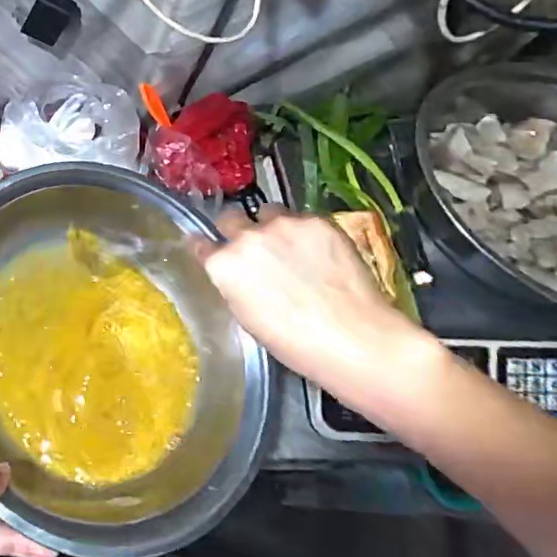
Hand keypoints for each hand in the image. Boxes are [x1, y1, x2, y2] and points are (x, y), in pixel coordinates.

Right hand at [191, 207, 443, 408]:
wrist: (356, 341)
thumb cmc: (297, 344)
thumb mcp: (248, 319)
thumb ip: (234, 285)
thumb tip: (235, 273)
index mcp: (224, 265)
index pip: (200, 243)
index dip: (207, 247)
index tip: (212, 249)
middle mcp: (247, 237)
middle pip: (230, 217)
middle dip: (237, 229)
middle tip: (255, 248)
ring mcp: (283, 225)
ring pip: (268, 213)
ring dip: (272, 226)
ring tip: (293, 249)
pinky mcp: (317, 221)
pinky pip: (302, 219)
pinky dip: (306, 233)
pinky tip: (321, 255)